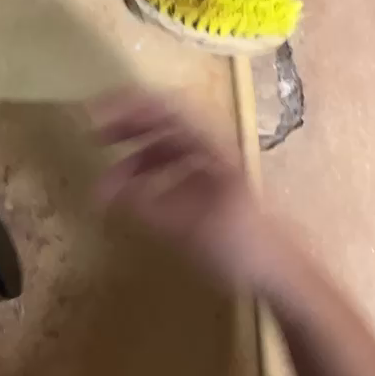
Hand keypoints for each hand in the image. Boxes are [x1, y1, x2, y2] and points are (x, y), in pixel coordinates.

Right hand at [90, 88, 292, 290]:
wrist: (280, 271)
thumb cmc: (240, 245)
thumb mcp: (187, 227)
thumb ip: (145, 204)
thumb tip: (105, 188)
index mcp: (209, 148)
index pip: (165, 109)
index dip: (129, 104)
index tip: (96, 111)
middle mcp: (210, 149)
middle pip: (164, 122)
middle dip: (127, 125)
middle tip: (94, 135)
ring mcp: (211, 167)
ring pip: (166, 147)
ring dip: (134, 156)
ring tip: (107, 179)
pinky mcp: (209, 188)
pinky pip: (173, 170)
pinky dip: (148, 176)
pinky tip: (132, 194)